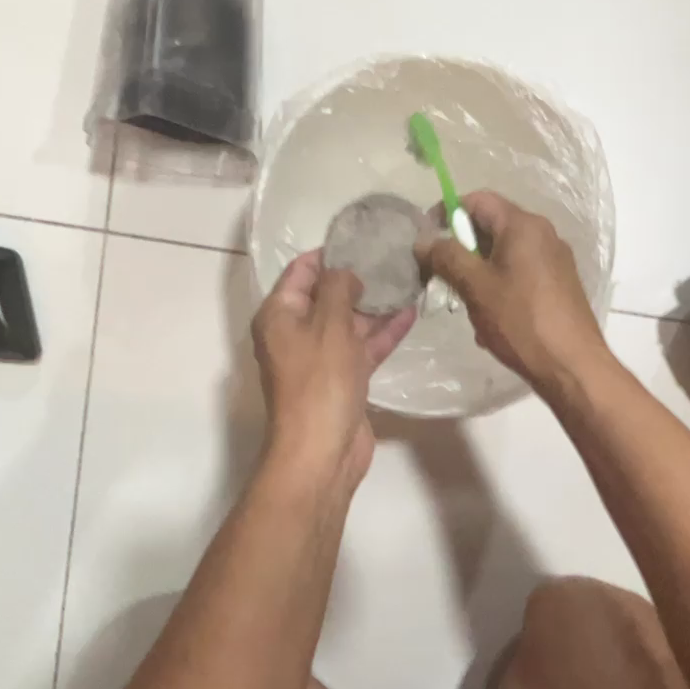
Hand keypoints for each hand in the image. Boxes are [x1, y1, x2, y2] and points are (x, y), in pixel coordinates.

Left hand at [252, 251, 416, 487]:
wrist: (322, 450)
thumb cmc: (320, 381)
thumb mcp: (329, 324)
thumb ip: (338, 288)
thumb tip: (347, 273)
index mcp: (279, 315)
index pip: (302, 271)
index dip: (330, 253)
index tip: (363, 238)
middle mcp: (295, 333)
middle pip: (326, 296)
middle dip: (357, 278)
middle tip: (394, 257)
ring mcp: (320, 359)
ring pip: (348, 323)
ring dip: (375, 305)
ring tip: (408, 280)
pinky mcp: (342, 380)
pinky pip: (362, 348)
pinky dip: (382, 333)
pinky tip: (410, 314)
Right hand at [422, 191, 612, 392]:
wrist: (571, 365)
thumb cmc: (521, 321)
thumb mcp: (476, 287)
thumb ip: (446, 257)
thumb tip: (423, 240)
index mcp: (523, 225)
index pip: (477, 200)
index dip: (446, 214)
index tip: (427, 243)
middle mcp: (543, 234)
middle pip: (491, 228)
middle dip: (462, 252)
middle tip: (445, 281)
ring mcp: (554, 261)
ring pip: (503, 256)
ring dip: (478, 276)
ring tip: (469, 307)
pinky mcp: (559, 286)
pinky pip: (519, 276)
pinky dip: (499, 290)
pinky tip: (493, 322)